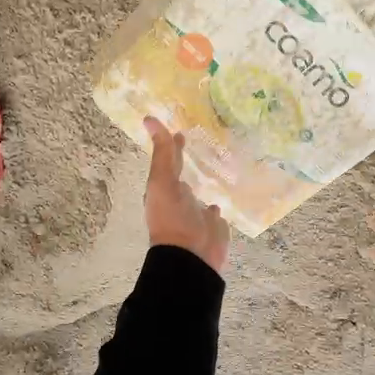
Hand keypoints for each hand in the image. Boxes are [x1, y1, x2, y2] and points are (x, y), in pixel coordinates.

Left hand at [143, 116, 229, 273]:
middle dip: (190, 159)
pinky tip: (225, 190)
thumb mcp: (162, 181)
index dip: (172, 144)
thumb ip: (162, 152)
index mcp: (163, 188)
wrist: (191, 257)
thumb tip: (149, 118)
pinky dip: (218, 197)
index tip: (182, 129)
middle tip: (204, 140)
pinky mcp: (213, 223)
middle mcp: (178, 197)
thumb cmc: (173, 218)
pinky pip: (216, 206)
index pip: (168, 160)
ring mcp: (196, 211)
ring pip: (200, 188)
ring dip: (204, 178)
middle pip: (184, 173)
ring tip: (217, 162)